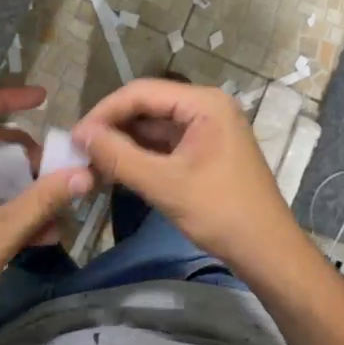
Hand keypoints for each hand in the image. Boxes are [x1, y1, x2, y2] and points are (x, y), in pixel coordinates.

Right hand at [72, 79, 305, 271]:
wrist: (268, 252)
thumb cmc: (221, 212)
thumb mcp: (165, 185)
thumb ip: (120, 156)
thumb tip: (81, 135)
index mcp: (204, 103)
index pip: (142, 92)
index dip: (105, 111)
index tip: (75, 136)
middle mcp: (207, 107)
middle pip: (148, 106)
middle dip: (113, 126)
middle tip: (79, 150)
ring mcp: (208, 129)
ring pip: (155, 126)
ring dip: (125, 142)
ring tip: (92, 161)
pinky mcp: (206, 151)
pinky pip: (166, 144)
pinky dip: (141, 155)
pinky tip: (117, 170)